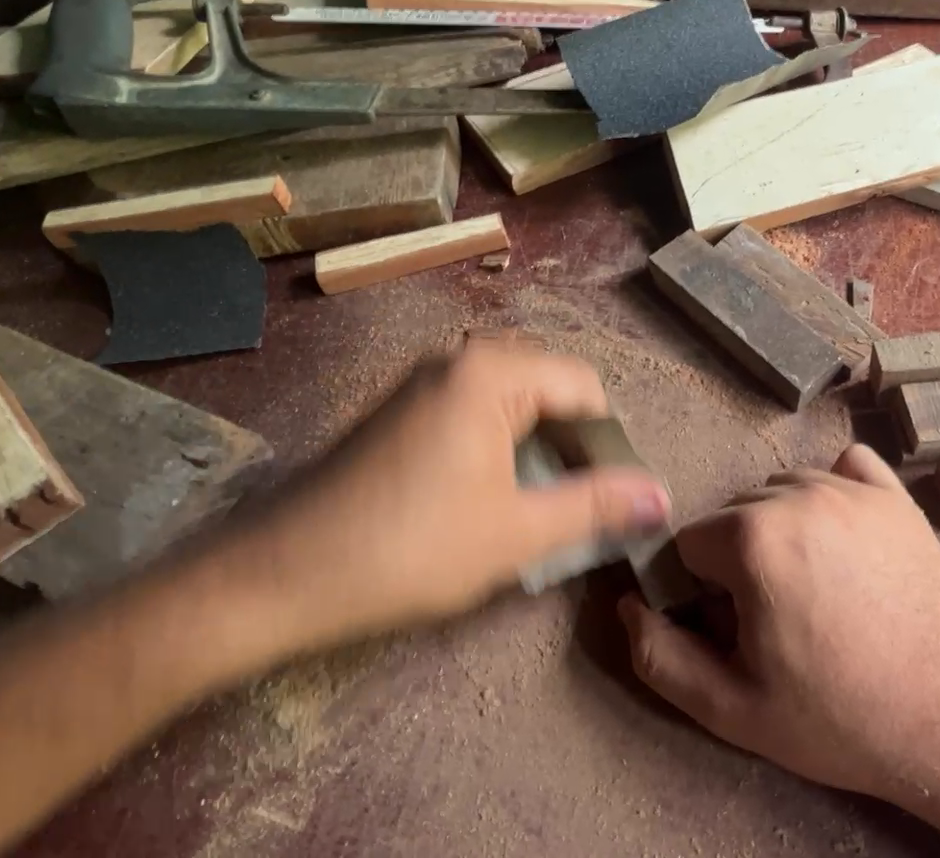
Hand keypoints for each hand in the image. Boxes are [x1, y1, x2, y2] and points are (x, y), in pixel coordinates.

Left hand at [219, 342, 670, 656]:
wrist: (275, 578)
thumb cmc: (409, 549)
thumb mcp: (517, 532)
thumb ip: (597, 507)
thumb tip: (664, 498)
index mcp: (493, 372)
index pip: (587, 391)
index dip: (609, 446)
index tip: (611, 502)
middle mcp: (460, 360)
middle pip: (552, 393)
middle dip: (574, 450)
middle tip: (575, 512)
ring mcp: (425, 383)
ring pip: (515, 408)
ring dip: (538, 456)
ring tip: (536, 514)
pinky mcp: (403, 412)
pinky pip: (477, 417)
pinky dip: (500, 454)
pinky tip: (489, 503)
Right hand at [618, 445, 939, 800]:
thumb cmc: (838, 716)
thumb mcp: (730, 707)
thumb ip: (659, 656)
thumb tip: (628, 607)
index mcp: (752, 539)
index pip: (689, 543)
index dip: (702, 589)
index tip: (736, 627)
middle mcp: (799, 497)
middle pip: (734, 514)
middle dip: (739, 559)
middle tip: (777, 616)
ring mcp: (853, 490)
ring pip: (782, 491)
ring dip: (781, 527)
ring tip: (812, 584)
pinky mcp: (894, 495)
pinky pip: (843, 466)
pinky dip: (832, 491)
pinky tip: (842, 536)